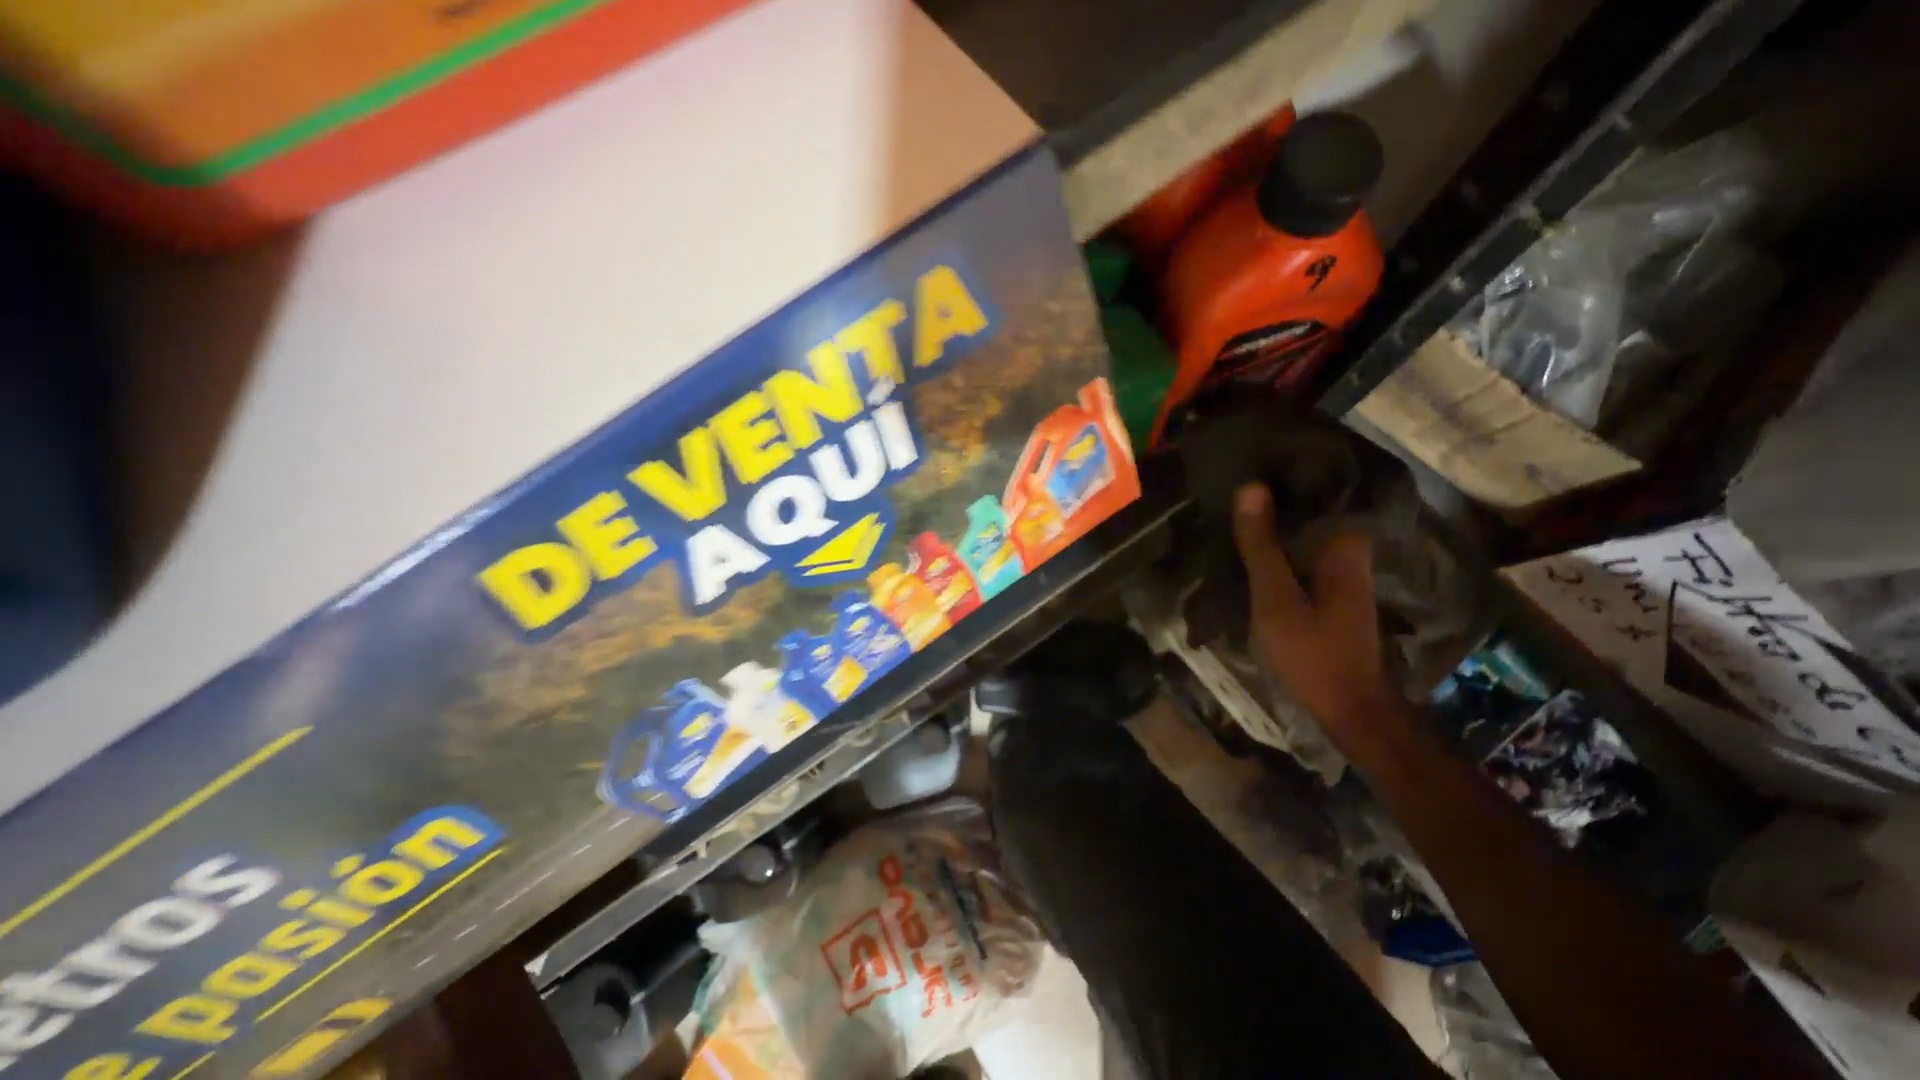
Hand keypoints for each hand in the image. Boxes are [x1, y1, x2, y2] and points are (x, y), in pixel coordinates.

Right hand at [1231, 483, 1389, 732]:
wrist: (1350, 708)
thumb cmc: (1314, 653)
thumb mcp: (1275, 599)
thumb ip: (1261, 546)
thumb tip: (1249, 486)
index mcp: (1345, 543)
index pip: (1318, 489)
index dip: (1284, 475)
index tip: (1250, 461)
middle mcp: (1351, 550)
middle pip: (1308, 513)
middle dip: (1274, 503)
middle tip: (1231, 490)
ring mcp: (1343, 572)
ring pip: (1303, 536)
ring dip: (1274, 530)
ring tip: (1234, 514)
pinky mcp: (1333, 591)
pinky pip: (1302, 558)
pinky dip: (1280, 554)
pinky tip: (1252, 552)